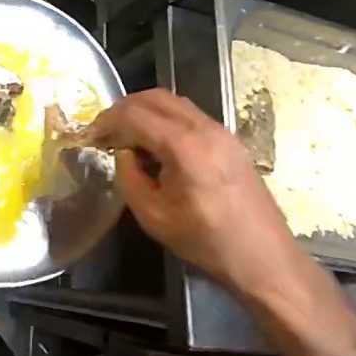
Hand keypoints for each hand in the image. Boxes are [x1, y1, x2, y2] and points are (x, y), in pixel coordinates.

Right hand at [89, 89, 305, 299]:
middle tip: (106, 130)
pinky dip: (166, 118)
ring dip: (146, 110)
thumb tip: (123, 152)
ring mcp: (221, 130)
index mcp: (185, 147)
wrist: (264, 257)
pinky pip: (190, 114)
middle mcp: (205, 128)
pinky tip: (157, 143)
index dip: (107, 121)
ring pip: (174, 102)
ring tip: (128, 135)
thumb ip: (129, 177)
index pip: (135, 115)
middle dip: (124, 108)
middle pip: (155, 97)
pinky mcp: (230, 139)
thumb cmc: (207, 242)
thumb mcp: (154, 216)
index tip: (91, 135)